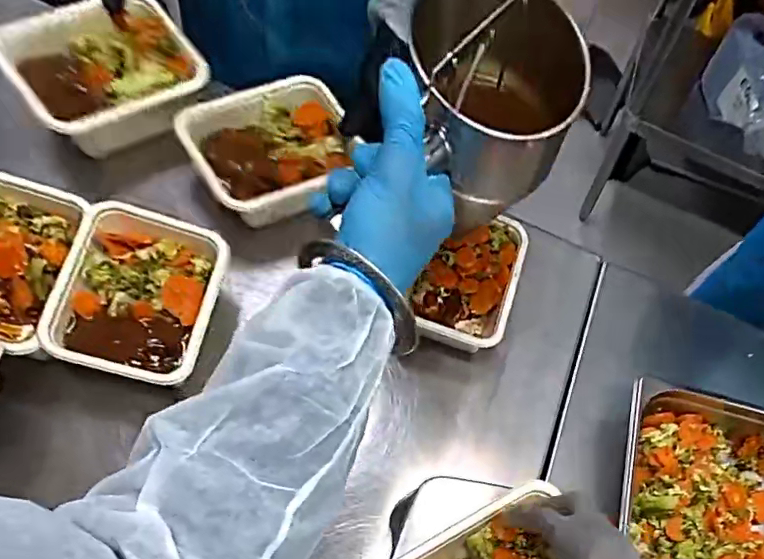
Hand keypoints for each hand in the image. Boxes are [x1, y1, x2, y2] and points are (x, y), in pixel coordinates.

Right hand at [310, 57, 454, 289]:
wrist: (356, 284)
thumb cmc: (385, 230)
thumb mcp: (396, 167)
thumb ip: (400, 118)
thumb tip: (396, 69)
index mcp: (437, 202)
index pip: (421, 155)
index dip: (397, 144)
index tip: (380, 146)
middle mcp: (418, 218)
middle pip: (388, 167)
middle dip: (363, 165)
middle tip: (359, 174)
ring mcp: (391, 233)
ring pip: (364, 185)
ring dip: (344, 182)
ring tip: (337, 196)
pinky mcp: (365, 243)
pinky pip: (349, 208)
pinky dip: (335, 203)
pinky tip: (326, 209)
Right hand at [496, 497, 698, 558]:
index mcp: (577, 538)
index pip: (543, 515)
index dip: (520, 515)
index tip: (504, 520)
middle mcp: (600, 531)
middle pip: (574, 501)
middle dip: (550, 506)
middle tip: (531, 522)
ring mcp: (620, 542)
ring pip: (592, 516)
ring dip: (570, 520)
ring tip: (552, 541)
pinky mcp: (632, 557)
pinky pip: (603, 533)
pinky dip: (585, 535)